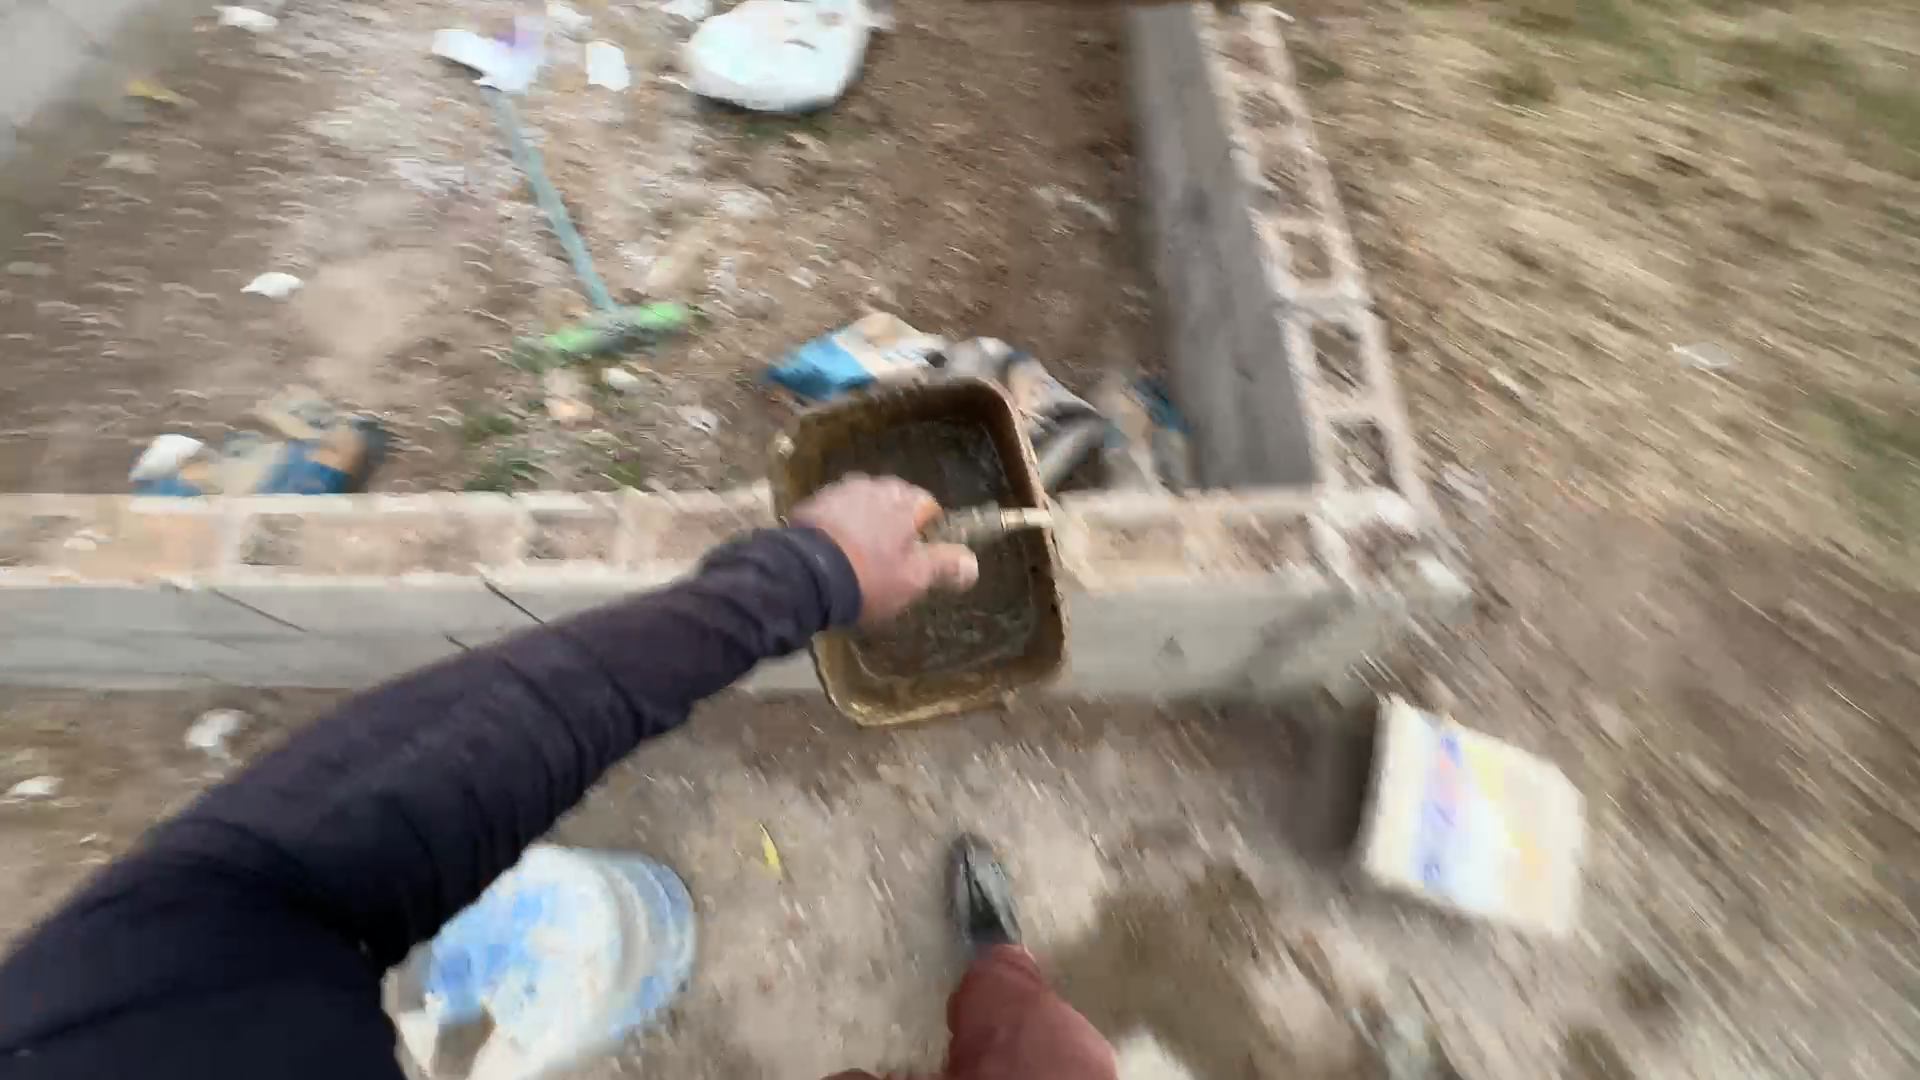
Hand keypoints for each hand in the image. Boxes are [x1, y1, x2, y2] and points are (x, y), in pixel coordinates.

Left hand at [791, 475, 979, 625]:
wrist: (805, 576)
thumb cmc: (869, 577)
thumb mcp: (914, 579)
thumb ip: (945, 566)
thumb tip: (973, 563)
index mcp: (905, 499)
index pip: (928, 507)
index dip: (927, 533)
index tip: (918, 558)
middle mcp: (875, 485)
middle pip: (895, 504)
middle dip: (894, 526)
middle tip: (887, 562)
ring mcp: (840, 491)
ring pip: (863, 507)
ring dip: (865, 524)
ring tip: (857, 559)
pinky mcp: (812, 504)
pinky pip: (835, 514)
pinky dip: (838, 528)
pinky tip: (833, 553)